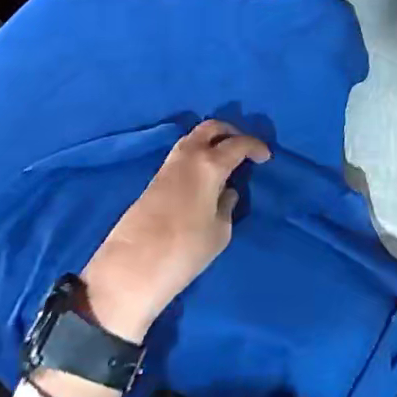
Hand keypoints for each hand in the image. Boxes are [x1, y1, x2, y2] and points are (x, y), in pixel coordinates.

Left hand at [79, 119, 270, 342]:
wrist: (131, 269)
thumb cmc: (184, 251)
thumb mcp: (219, 233)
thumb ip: (227, 206)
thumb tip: (225, 192)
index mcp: (209, 165)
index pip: (238, 144)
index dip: (255, 147)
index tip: (266, 157)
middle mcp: (187, 156)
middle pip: (210, 128)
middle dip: (231, 132)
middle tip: (244, 149)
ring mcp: (168, 166)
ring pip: (193, 138)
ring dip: (211, 141)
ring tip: (225, 161)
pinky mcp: (154, 179)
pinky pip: (182, 154)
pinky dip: (198, 154)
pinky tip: (205, 175)